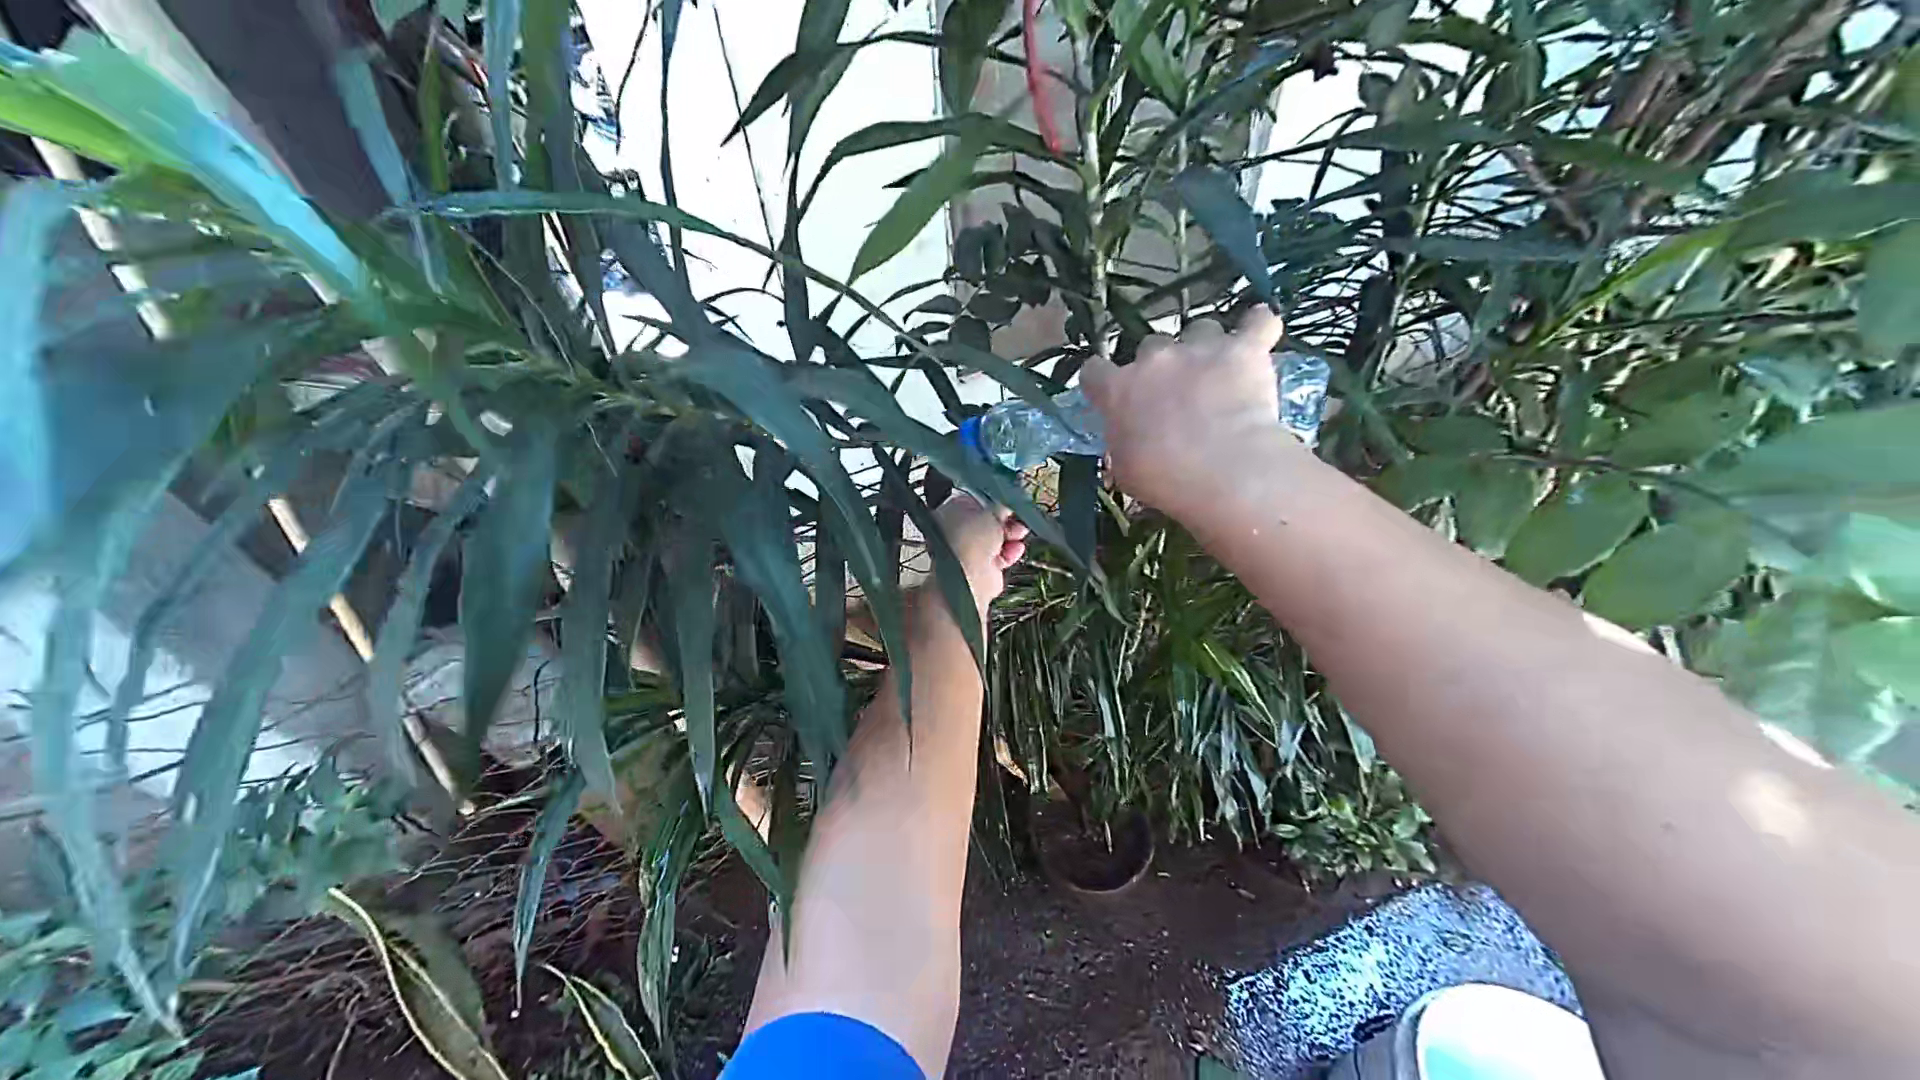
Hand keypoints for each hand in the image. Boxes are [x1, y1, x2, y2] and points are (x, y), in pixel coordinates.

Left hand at [931, 493, 1028, 605]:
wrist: (968, 575)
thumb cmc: (970, 539)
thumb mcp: (991, 512)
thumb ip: (1001, 507)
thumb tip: (1007, 505)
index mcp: (951, 512)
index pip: (976, 502)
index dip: (995, 503)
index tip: (1010, 503)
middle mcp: (958, 531)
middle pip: (988, 522)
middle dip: (1006, 521)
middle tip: (1018, 519)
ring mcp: (969, 551)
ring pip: (996, 539)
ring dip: (1010, 536)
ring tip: (1019, 534)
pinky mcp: (982, 567)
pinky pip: (1000, 556)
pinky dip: (1010, 553)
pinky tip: (1015, 549)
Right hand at [1080, 307, 1303, 516]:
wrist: (1223, 469)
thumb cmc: (1164, 478)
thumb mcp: (1125, 471)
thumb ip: (1121, 446)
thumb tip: (1127, 444)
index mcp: (1118, 390)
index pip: (1094, 370)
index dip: (1103, 381)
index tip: (1113, 394)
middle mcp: (1154, 359)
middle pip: (1150, 345)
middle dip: (1161, 366)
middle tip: (1174, 395)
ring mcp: (1200, 348)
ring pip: (1200, 329)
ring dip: (1206, 347)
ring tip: (1218, 372)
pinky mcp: (1244, 349)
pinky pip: (1258, 322)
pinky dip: (1259, 327)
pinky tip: (1260, 334)